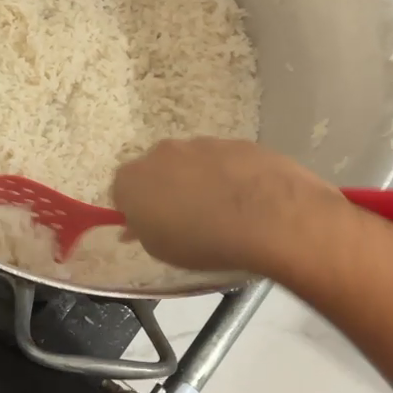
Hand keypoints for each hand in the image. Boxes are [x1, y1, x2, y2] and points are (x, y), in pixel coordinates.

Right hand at [111, 138, 347, 274]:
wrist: (271, 219)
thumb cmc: (202, 241)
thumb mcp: (159, 249)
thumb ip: (143, 230)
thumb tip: (139, 224)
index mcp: (131, 179)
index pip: (122, 192)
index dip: (136, 210)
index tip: (152, 227)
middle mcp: (160, 153)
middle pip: (156, 171)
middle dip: (167, 190)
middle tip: (186, 219)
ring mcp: (202, 144)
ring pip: (193, 163)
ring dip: (201, 182)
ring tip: (225, 213)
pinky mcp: (240, 143)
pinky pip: (228, 162)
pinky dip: (233, 177)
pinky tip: (251, 203)